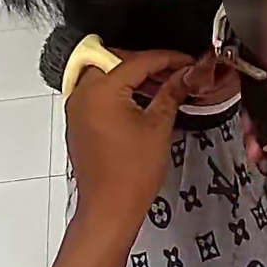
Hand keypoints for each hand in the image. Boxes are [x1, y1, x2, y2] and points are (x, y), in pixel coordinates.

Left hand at [66, 49, 194, 236]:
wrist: (110, 207)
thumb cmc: (132, 172)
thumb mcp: (159, 126)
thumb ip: (172, 93)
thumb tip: (187, 75)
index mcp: (101, 91)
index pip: (138, 61)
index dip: (168, 58)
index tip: (188, 61)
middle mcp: (83, 94)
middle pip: (116, 60)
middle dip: (147, 63)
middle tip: (175, 71)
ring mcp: (77, 108)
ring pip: (106, 75)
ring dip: (134, 76)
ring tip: (164, 86)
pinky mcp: (79, 122)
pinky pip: (99, 93)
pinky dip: (121, 91)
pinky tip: (144, 101)